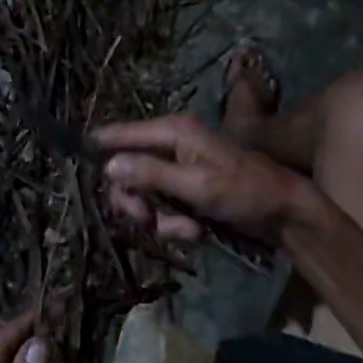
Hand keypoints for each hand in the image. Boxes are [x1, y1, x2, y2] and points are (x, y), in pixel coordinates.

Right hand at [92, 114, 312, 240]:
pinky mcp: (183, 192)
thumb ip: (151, 175)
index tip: (79, 169)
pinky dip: (174, 224)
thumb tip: (108, 166)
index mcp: (172, 131)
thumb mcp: (196, 185)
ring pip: (142, 196)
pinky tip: (197, 231)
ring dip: (160, 219)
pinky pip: (161, 209)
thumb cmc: (244, 191)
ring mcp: (176, 170)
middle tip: (147, 219)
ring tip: (188, 230)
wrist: (284, 215)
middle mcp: (169, 145)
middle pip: (125, 171)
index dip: (98, 150)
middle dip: (135, 201)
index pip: (119, 134)